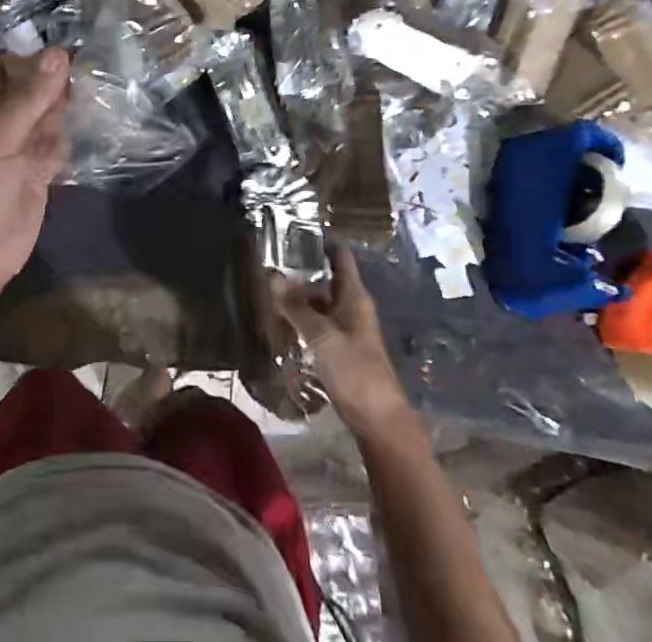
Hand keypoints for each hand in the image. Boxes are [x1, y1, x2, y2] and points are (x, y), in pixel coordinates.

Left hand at [0, 50, 69, 313]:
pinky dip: (67, 139)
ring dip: (64, 111)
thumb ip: (30, 98)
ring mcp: (18, 146)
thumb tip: (60, 53)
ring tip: (82, 108)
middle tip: (80, 86)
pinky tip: (78, 135)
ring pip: (47, 115)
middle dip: (53, 87)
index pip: (3, 68)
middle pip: (30, 89)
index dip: (31, 64)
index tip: (65, 65)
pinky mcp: (37, 169)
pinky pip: (56, 142)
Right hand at [277, 246, 412, 433]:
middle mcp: (355, 308)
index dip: (322, 241)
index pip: (341, 257)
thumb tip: (273, 276)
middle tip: (271, 262)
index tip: (295, 230)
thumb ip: (297, 308)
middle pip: (330, 279)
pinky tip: (285, 325)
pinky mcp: (344, 352)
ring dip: (302, 298)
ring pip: (324, 304)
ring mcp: (351, 331)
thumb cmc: (355, 373)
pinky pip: (322, 327)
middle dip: (304, 270)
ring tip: (270, 291)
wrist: (380, 421)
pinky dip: (305, 321)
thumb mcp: (322, 338)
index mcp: (356, 297)